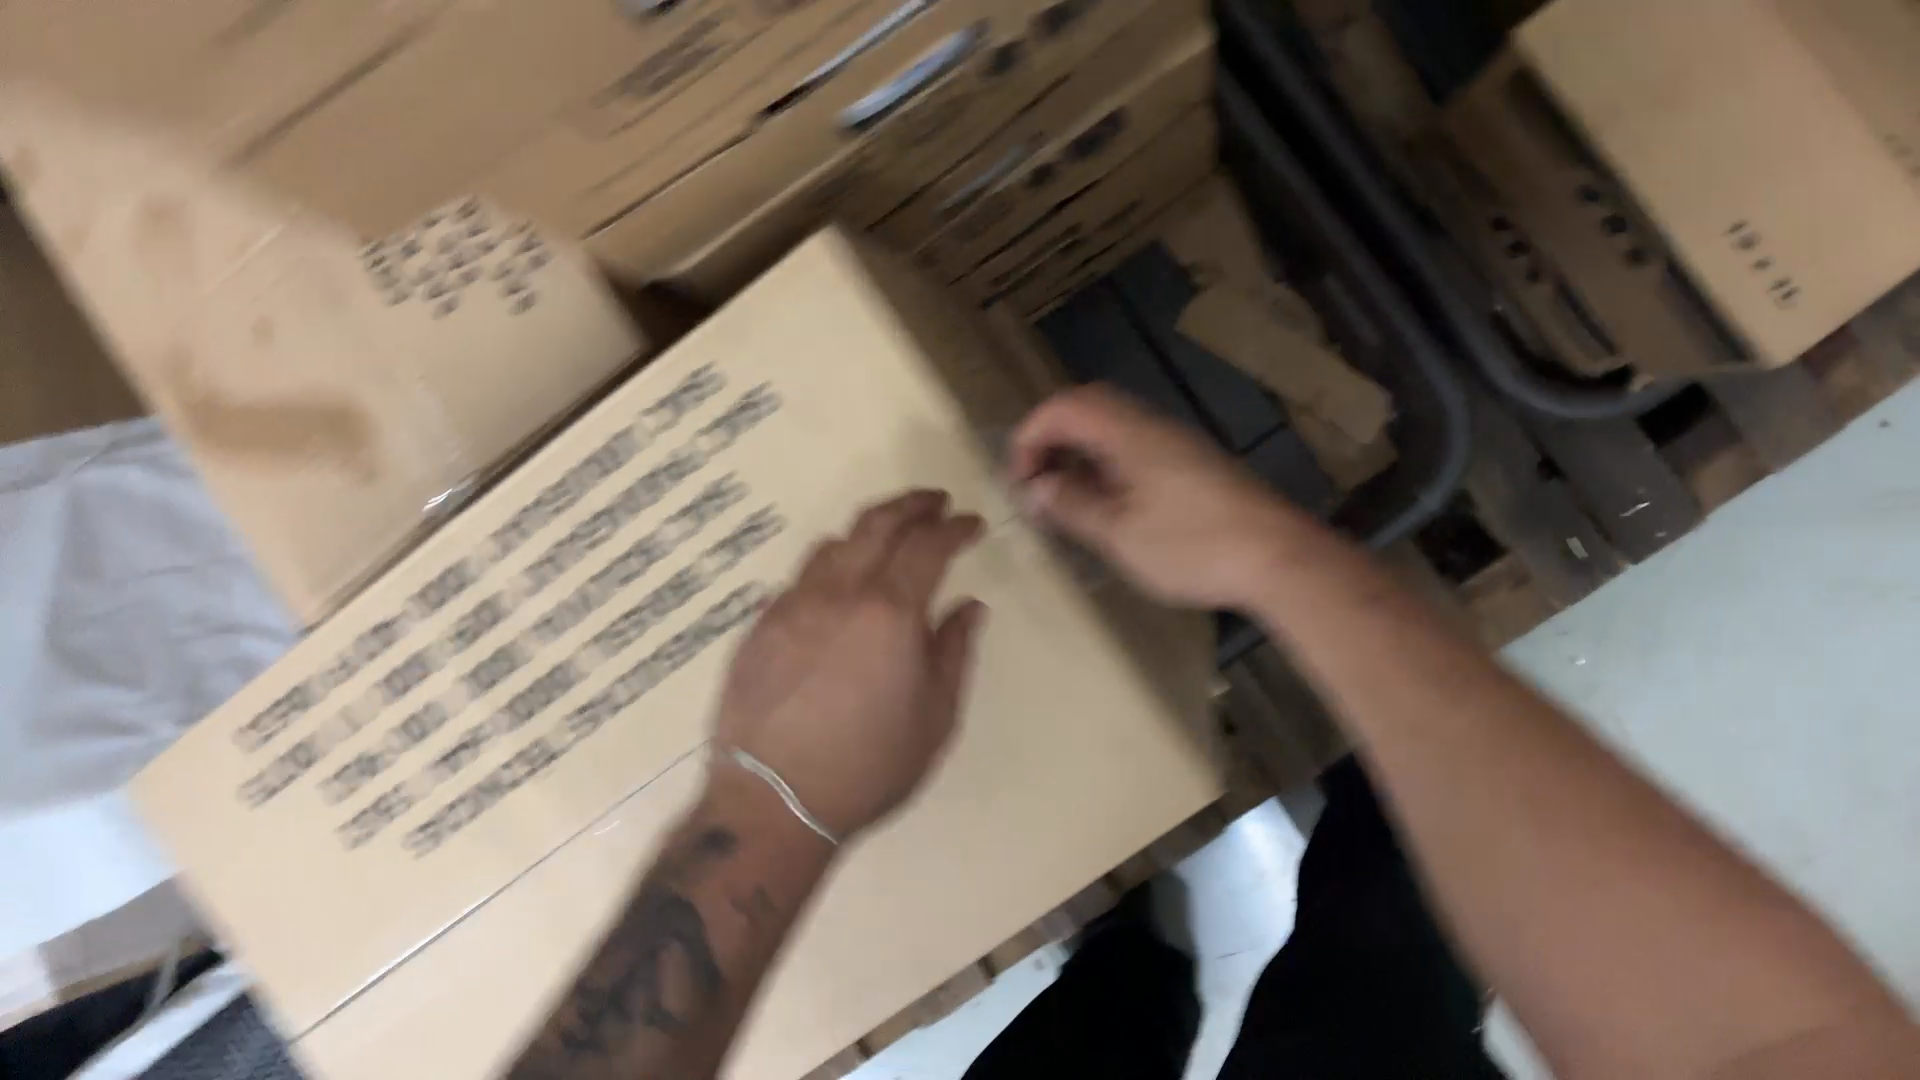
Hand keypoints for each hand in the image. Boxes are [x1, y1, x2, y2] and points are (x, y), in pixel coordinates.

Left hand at [713, 491, 987, 840]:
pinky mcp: (757, 628)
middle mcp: (838, 593)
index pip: (929, 545)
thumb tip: (969, 608)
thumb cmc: (868, 768)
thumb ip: (954, 652)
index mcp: (890, 612)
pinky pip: (797, 580)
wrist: (771, 803)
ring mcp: (790, 606)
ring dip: (866, 533)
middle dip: (911, 505)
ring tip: (885, 541)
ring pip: (830, 545)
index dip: (955, 527)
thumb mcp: (935, 718)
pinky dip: (827, 569)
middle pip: (876, 524)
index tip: (971, 523)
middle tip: (933, 502)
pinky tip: (834, 592)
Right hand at [1008, 385, 1298, 610]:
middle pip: (1088, 408)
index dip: (1030, 436)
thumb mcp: (1120, 534)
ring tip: (1065, 500)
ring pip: (1113, 429)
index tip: (1019, 481)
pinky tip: (1107, 507)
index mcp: (1130, 434)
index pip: (1064, 407)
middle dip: (1051, 440)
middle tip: (1036, 484)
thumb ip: (1073, 506)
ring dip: (1079, 454)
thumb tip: (1036, 487)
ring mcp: (1176, 444)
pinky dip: (1106, 466)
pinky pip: (1134, 448)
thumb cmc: (1194, 546)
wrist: (1280, 558)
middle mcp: (1152, 427)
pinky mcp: (1193, 465)